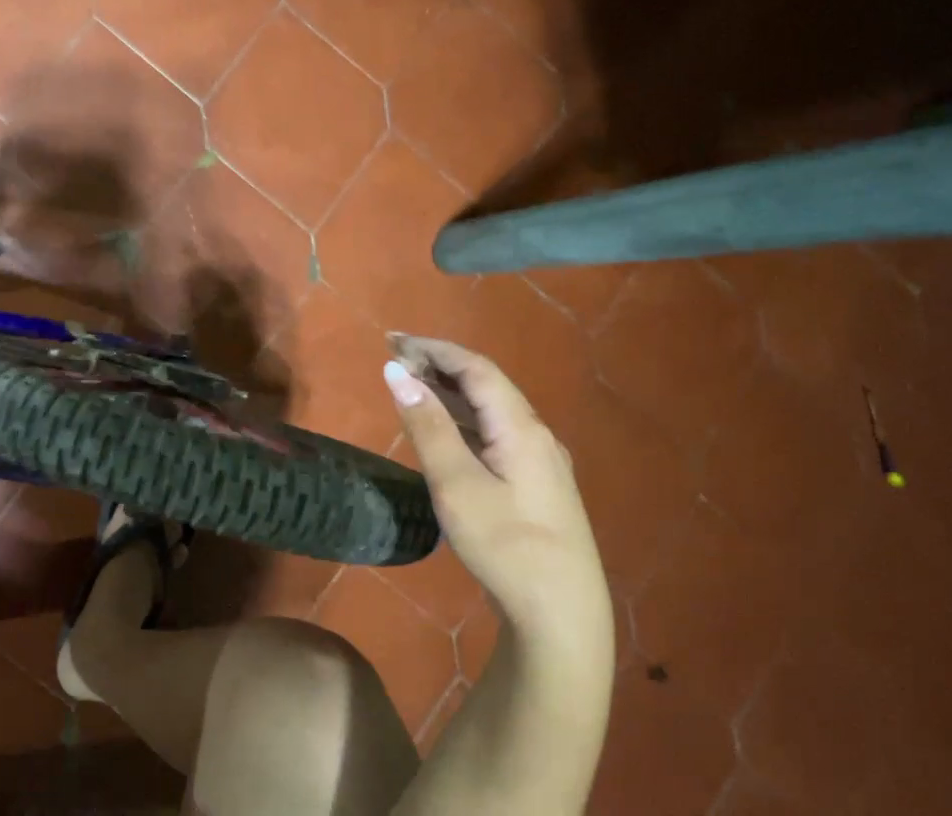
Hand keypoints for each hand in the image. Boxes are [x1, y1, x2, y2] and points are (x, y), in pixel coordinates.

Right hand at [384, 335, 609, 653]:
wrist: (561, 611)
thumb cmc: (505, 544)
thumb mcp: (455, 484)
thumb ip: (427, 426)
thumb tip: (396, 373)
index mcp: (520, 427)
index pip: (475, 369)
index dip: (433, 349)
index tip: (390, 341)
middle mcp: (536, 435)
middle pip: (486, 384)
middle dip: (438, 365)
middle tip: (393, 358)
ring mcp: (540, 461)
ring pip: (491, 409)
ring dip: (449, 391)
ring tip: (408, 385)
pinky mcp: (536, 484)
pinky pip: (495, 432)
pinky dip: (462, 418)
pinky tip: (443, 430)